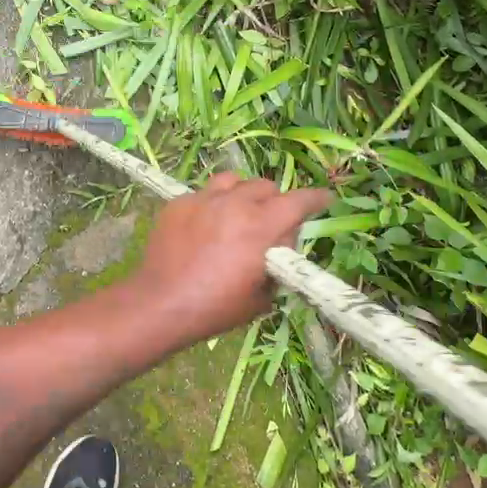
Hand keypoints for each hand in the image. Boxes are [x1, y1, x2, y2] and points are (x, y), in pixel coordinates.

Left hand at [128, 172, 334, 342]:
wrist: (162, 302)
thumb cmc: (217, 306)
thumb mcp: (263, 294)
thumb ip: (278, 262)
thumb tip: (280, 245)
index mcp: (260, 227)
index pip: (297, 202)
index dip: (315, 199)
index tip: (324, 198)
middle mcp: (233, 204)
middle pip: (264, 186)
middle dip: (274, 201)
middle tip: (271, 221)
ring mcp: (202, 199)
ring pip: (232, 181)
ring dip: (242, 194)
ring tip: (238, 213)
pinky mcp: (178, 202)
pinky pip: (203, 193)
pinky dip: (212, 204)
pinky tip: (206, 225)